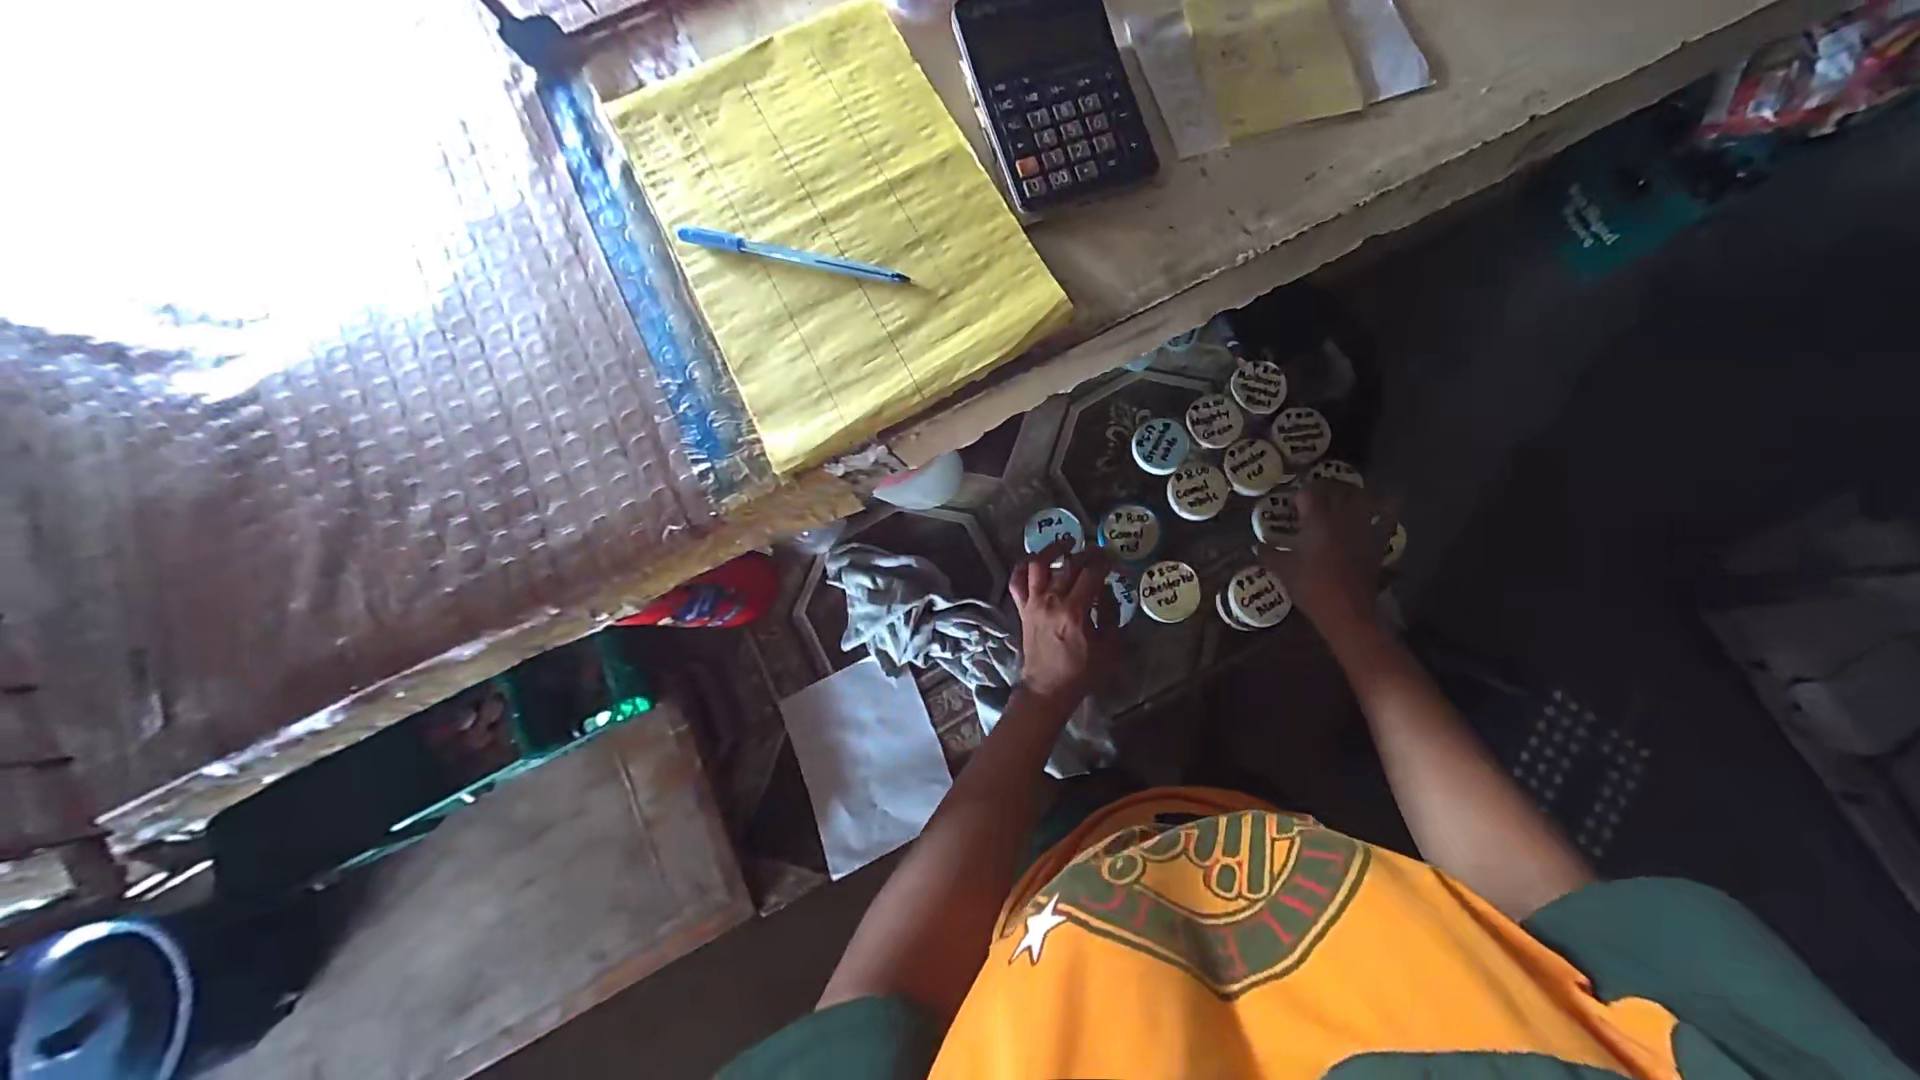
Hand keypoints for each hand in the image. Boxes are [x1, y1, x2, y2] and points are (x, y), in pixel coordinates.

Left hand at [1007, 540, 1117, 704]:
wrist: (1047, 689)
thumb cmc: (1081, 672)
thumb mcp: (1108, 647)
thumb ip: (1111, 615)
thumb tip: (1108, 591)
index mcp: (1074, 611)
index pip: (1091, 574)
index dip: (1104, 563)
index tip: (1113, 559)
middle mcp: (1050, 601)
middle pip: (1068, 565)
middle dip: (1086, 554)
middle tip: (1097, 552)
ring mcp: (1033, 603)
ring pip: (1038, 565)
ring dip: (1052, 550)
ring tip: (1066, 545)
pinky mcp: (1022, 609)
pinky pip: (1017, 581)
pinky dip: (1023, 567)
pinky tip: (1035, 561)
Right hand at [1257, 480, 1394, 632]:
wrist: (1347, 612)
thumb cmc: (1311, 588)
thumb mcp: (1283, 571)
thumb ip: (1269, 554)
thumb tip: (1257, 546)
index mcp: (1316, 522)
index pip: (1308, 494)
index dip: (1298, 496)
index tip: (1292, 506)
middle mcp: (1342, 519)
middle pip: (1337, 491)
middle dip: (1325, 490)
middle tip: (1315, 499)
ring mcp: (1363, 530)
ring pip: (1363, 500)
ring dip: (1352, 496)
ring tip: (1343, 501)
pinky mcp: (1377, 543)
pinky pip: (1383, 520)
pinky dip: (1380, 513)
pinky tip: (1373, 517)